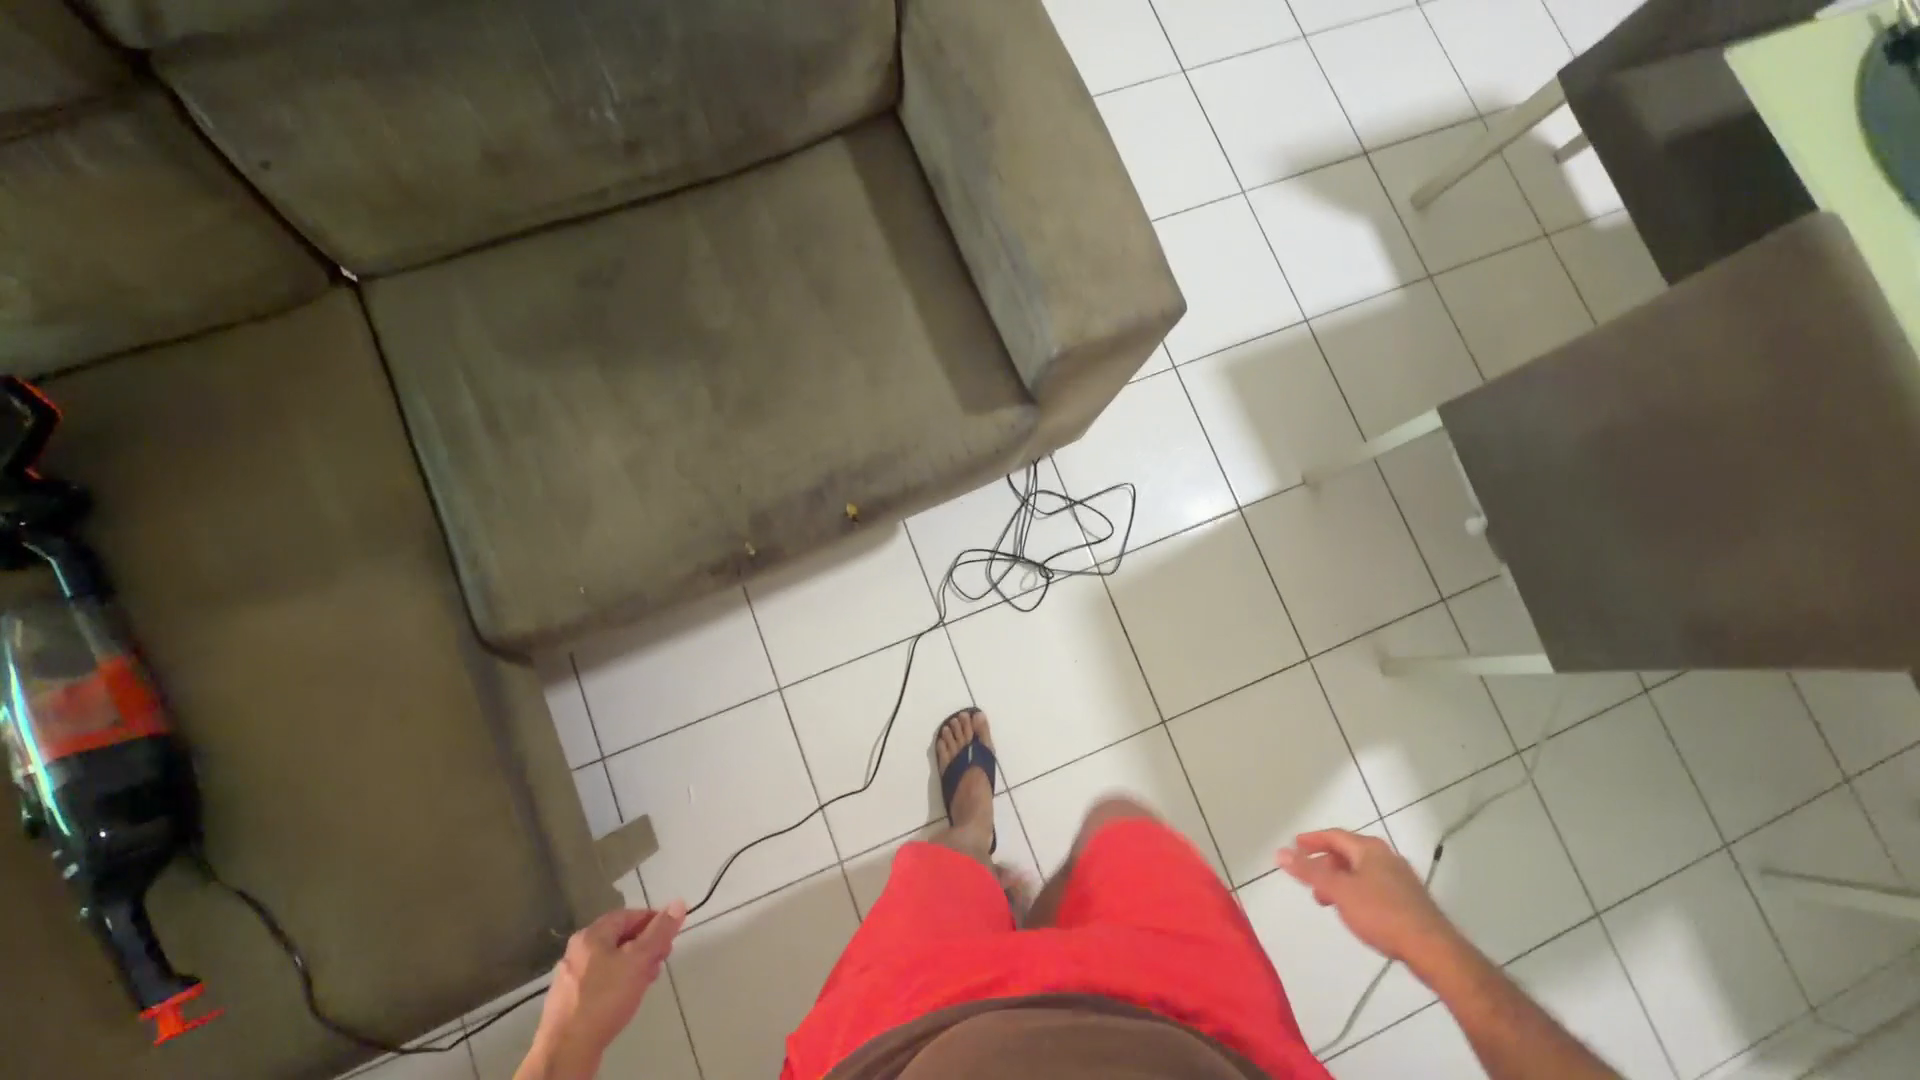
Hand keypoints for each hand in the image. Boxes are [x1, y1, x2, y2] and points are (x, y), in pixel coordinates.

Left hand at [521, 901, 686, 1079]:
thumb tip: (678, 903)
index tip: (670, 936)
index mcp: (591, 936)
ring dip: (633, 965)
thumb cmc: (605, 998)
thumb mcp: (639, 960)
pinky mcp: (569, 1002)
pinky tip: (626, 998)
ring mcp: (569, 978)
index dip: (653, 920)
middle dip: (645, 945)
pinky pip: (599, 982)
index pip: (628, 915)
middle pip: (618, 938)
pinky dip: (618, 983)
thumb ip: (659, 932)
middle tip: (663, 959)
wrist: (566, 1051)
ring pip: (610, 961)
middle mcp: (576, 952)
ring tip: (649, 981)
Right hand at [1277, 830, 1459, 965]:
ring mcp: (1400, 878)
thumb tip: (1280, 852)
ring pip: (1361, 871)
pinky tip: (1354, 911)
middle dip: (1325, 864)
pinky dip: (1356, 891)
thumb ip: (1309, 872)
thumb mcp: (1339, 891)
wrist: (1431, 947)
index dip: (1312, 840)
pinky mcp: (1408, 899)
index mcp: (1370, 849)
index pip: (1334, 836)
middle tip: (1309, 880)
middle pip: (1348, 853)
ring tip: (1327, 900)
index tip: (1294, 846)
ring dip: (1339, 881)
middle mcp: (1387, 857)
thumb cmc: (1381, 913)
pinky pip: (1373, 886)